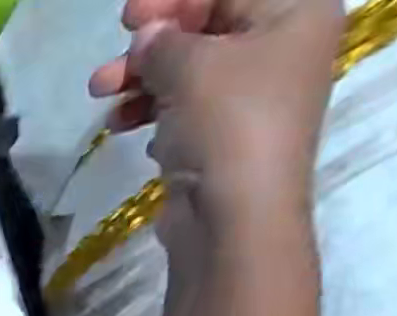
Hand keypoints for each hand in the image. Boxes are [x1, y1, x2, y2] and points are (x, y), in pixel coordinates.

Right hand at [88, 0, 341, 239]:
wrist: (233, 214)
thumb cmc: (228, 124)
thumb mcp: (193, 67)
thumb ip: (164, 42)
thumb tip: (147, 36)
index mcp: (294, 11)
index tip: (129, 15)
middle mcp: (279, 48)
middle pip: (207, 26)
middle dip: (152, 43)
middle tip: (112, 57)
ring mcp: (249, 96)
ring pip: (187, 71)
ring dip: (140, 80)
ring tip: (102, 97)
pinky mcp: (220, 135)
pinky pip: (182, 109)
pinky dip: (152, 111)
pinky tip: (127, 126)